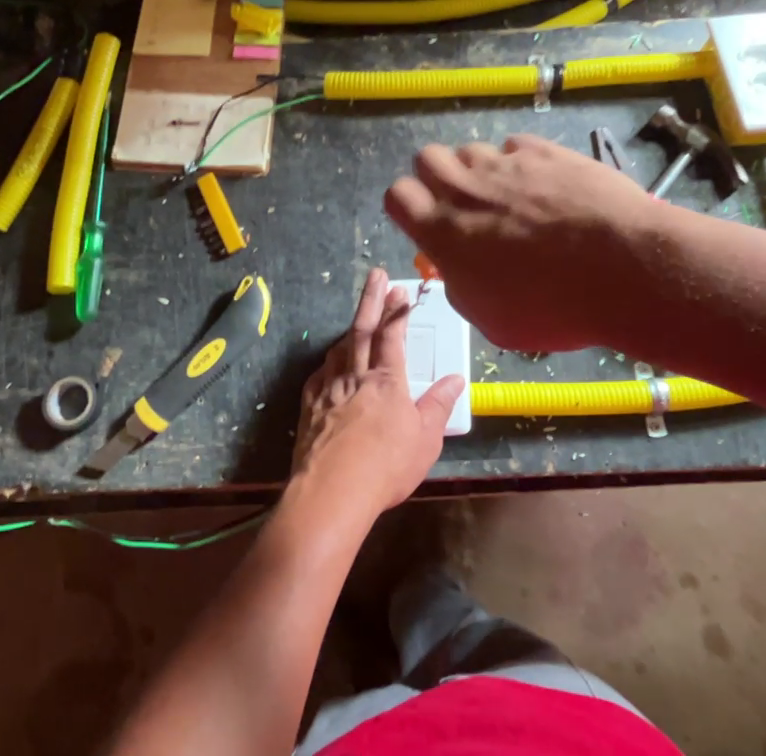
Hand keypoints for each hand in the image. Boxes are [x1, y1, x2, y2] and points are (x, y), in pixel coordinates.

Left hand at [293, 268, 464, 517]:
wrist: (331, 491)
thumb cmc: (387, 466)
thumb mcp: (425, 439)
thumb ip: (438, 405)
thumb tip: (456, 379)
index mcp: (387, 381)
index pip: (393, 335)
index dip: (397, 310)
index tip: (400, 289)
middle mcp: (355, 376)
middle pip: (362, 329)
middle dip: (371, 300)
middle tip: (376, 275)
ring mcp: (327, 389)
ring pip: (339, 348)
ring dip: (350, 329)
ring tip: (358, 319)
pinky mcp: (309, 406)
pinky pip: (320, 373)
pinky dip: (329, 361)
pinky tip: (330, 364)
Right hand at [384, 135, 659, 351]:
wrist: (624, 268)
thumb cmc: (552, 308)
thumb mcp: (490, 320)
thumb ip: (462, 286)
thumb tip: (458, 267)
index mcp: (442, 231)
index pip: (397, 195)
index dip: (407, 207)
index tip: (425, 223)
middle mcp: (466, 189)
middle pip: (427, 158)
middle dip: (437, 178)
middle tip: (463, 206)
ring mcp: (507, 165)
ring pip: (473, 150)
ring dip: (480, 170)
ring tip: (508, 197)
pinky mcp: (546, 151)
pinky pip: (517, 146)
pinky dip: (521, 163)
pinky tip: (543, 186)